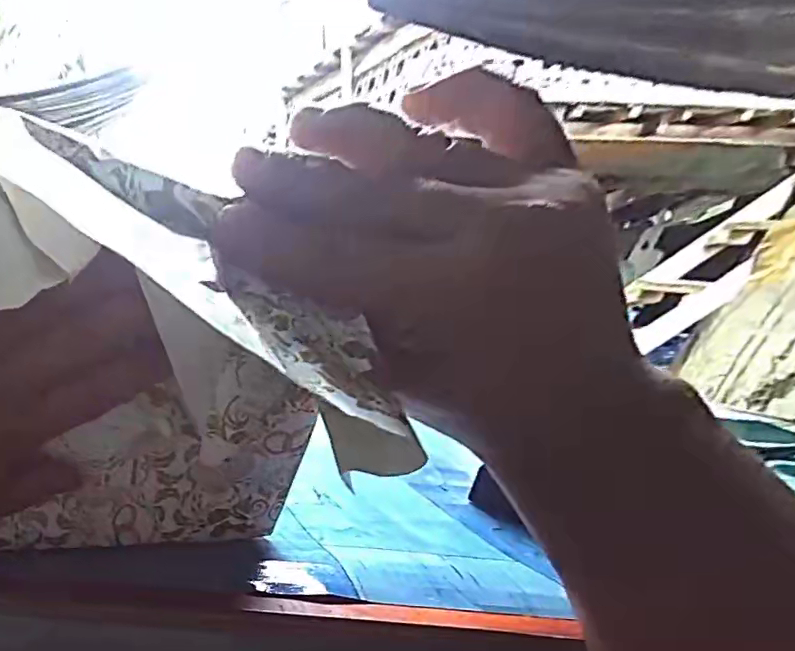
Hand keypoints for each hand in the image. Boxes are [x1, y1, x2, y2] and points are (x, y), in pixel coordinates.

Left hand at [0, 252, 170, 554]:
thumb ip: (26, 486)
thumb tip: (81, 469)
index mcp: (14, 430)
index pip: (95, 390)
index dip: (139, 363)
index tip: (175, 338)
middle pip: (79, 334)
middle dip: (131, 303)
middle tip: (171, 267)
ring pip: (37, 298)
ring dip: (87, 268)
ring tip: (126, 237)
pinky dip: (7, 248)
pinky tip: (39, 219)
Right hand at [213, 68, 650, 454]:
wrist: (573, 403)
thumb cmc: (466, 406)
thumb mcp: (384, 378)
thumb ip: (331, 323)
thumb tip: (268, 282)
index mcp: (448, 294)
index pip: (335, 257)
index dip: (272, 239)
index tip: (222, 220)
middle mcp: (496, 229)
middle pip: (368, 197)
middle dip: (293, 183)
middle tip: (240, 165)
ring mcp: (538, 195)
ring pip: (423, 153)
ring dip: (354, 137)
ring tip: (302, 126)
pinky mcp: (566, 177)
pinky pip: (513, 117)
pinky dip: (465, 100)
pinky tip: (417, 101)